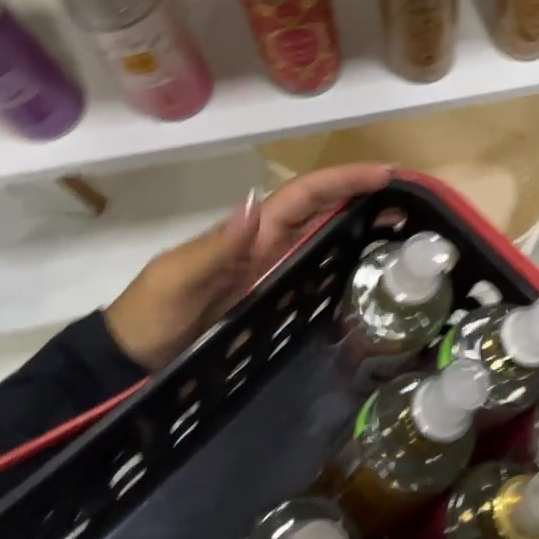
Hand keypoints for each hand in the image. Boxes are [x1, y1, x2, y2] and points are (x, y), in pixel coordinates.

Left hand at [104, 164, 394, 369]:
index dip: (342, 180)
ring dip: (359, 223)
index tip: (384, 175)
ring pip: (322, 237)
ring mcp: (270, 274)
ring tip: (402, 226)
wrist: (129, 362)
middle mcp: (266, 246)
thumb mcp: (178, 278)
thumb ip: (217, 247)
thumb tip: (258, 205)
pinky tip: (366, 269)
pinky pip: (314, 271)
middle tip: (409, 199)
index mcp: (249, 233)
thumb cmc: (151, 315)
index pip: (304, 196)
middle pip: (321, 209)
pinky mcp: (271, 301)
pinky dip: (343, 259)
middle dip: (361, 194)